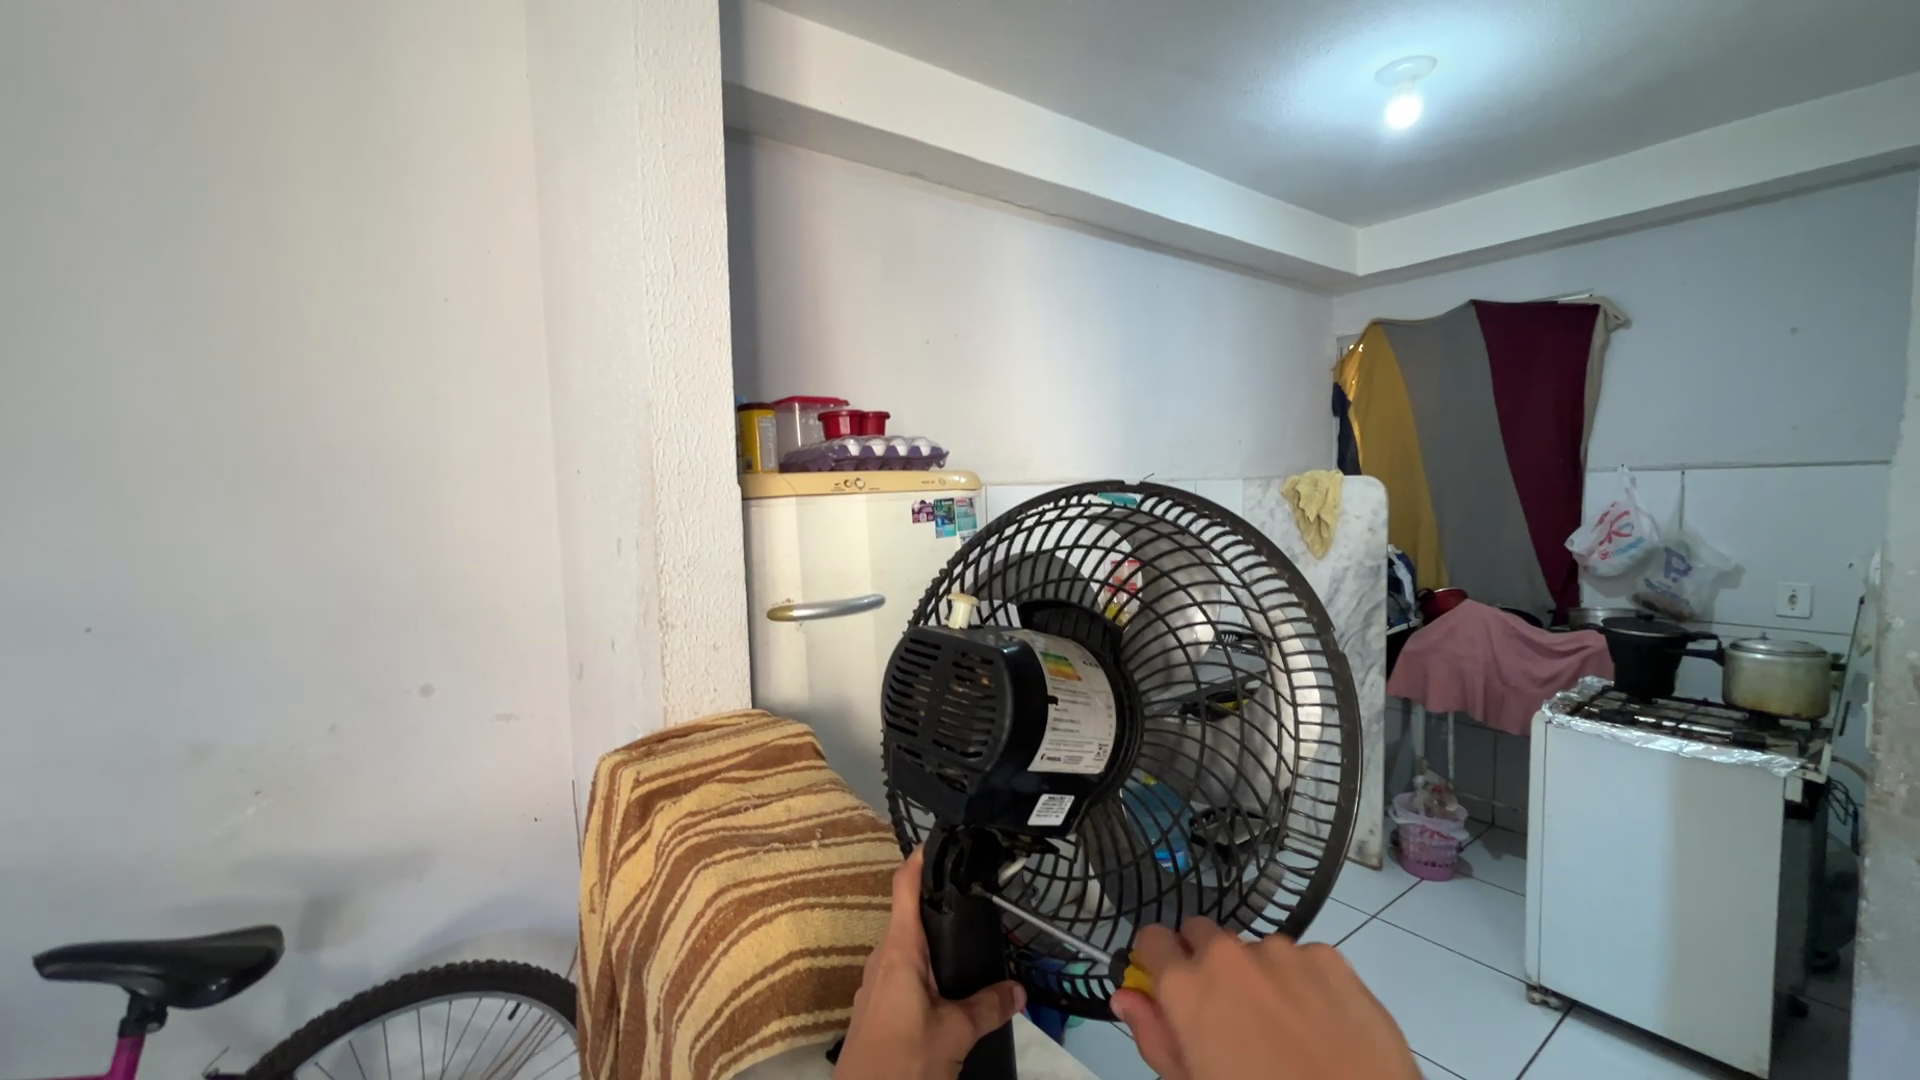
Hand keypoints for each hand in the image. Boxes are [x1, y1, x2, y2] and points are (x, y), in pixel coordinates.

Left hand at [834, 849, 1026, 1079]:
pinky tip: (949, 985)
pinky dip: (927, 968)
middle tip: (977, 894)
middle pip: (910, 914)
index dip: (921, 856)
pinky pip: (903, 972)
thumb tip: (1019, 989)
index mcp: (899, 950)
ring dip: (934, 940)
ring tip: (970, 939)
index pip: (904, 884)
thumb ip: (988, 1007)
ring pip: (908, 946)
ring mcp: (875, 983)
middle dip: (940, 902)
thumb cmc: (903, 1061)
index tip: (944, 839)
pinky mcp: (876, 1007)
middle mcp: (882, 958)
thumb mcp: (954, 1034)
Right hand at [1111, 919, 1419, 1079]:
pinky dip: (1303, 981)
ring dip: (1256, 973)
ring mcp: (1281, 950)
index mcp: (1186, 985)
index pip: (1151, 938)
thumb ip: (1154, 1035)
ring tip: (1284, 1026)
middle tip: (1228, 1011)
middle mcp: (1227, 953)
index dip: (1157, 961)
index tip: (1169, 986)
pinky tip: (1320, 1023)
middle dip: (1204, 960)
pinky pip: (1302, 957)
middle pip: (1200, 932)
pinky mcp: (1328, 957)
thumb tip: (1126, 995)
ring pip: (1253, 947)